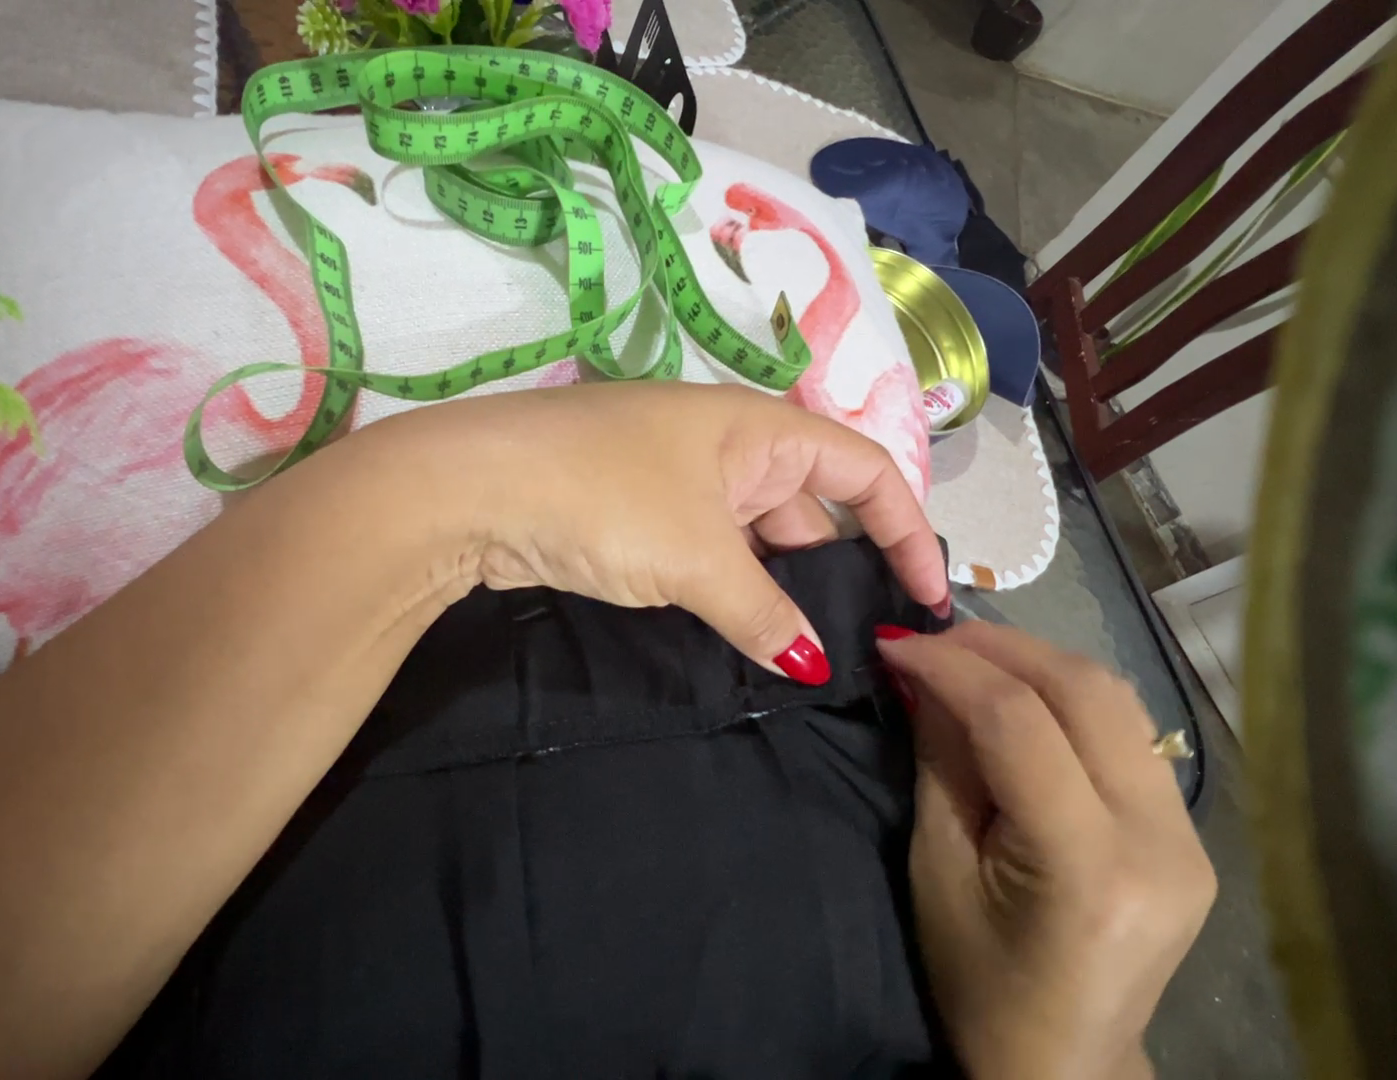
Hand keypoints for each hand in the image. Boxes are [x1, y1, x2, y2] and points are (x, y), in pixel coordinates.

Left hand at [364, 381, 949, 681]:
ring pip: (752, 539)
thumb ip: (762, 612)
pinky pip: (705, 553)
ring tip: (795, 655)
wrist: (470, 487)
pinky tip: (735, 638)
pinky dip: (724, 591)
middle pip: (808, 509)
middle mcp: (725, 446)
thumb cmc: (603, 498)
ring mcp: (677, 480)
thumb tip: (809, 664)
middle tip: (852, 648)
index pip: (864, 469)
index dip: (906, 528)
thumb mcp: (697, 558)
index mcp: (759, 429)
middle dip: (832, 573)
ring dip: (773, 591)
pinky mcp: (636, 513)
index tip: (925, 598)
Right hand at [875, 622, 1214, 1078]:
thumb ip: (940, 760)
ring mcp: (1188, 833)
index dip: (951, 668)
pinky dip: (1063, 693)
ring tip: (967, 657)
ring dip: (1033, 660)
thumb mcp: (937, 868)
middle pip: (1085, 691)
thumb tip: (923, 674)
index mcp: (1089, 868)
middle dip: (998, 647)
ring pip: (1114, 697)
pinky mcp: (1187, 828)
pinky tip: (1017, 693)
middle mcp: (1160, 840)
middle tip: (930, 638)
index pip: (1021, 724)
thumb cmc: (978, 978)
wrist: (1063, 1059)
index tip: (895, 644)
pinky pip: (1124, 728)